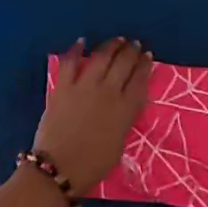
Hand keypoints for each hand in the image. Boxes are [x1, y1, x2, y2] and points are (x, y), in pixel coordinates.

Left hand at [33, 37, 153, 190]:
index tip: (148, 55)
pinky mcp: (62, 87)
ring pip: (101, 57)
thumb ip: (124, 119)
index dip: (145, 65)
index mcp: (125, 109)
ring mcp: (84, 86)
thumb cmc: (93, 164)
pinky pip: (69, 62)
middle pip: (123, 63)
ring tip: (117, 40)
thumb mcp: (119, 143)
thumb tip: (123, 104)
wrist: (59, 167)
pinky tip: (81, 41)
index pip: (140, 80)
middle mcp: (108, 92)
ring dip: (111, 45)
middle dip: (131, 51)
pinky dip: (75, 49)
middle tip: (134, 44)